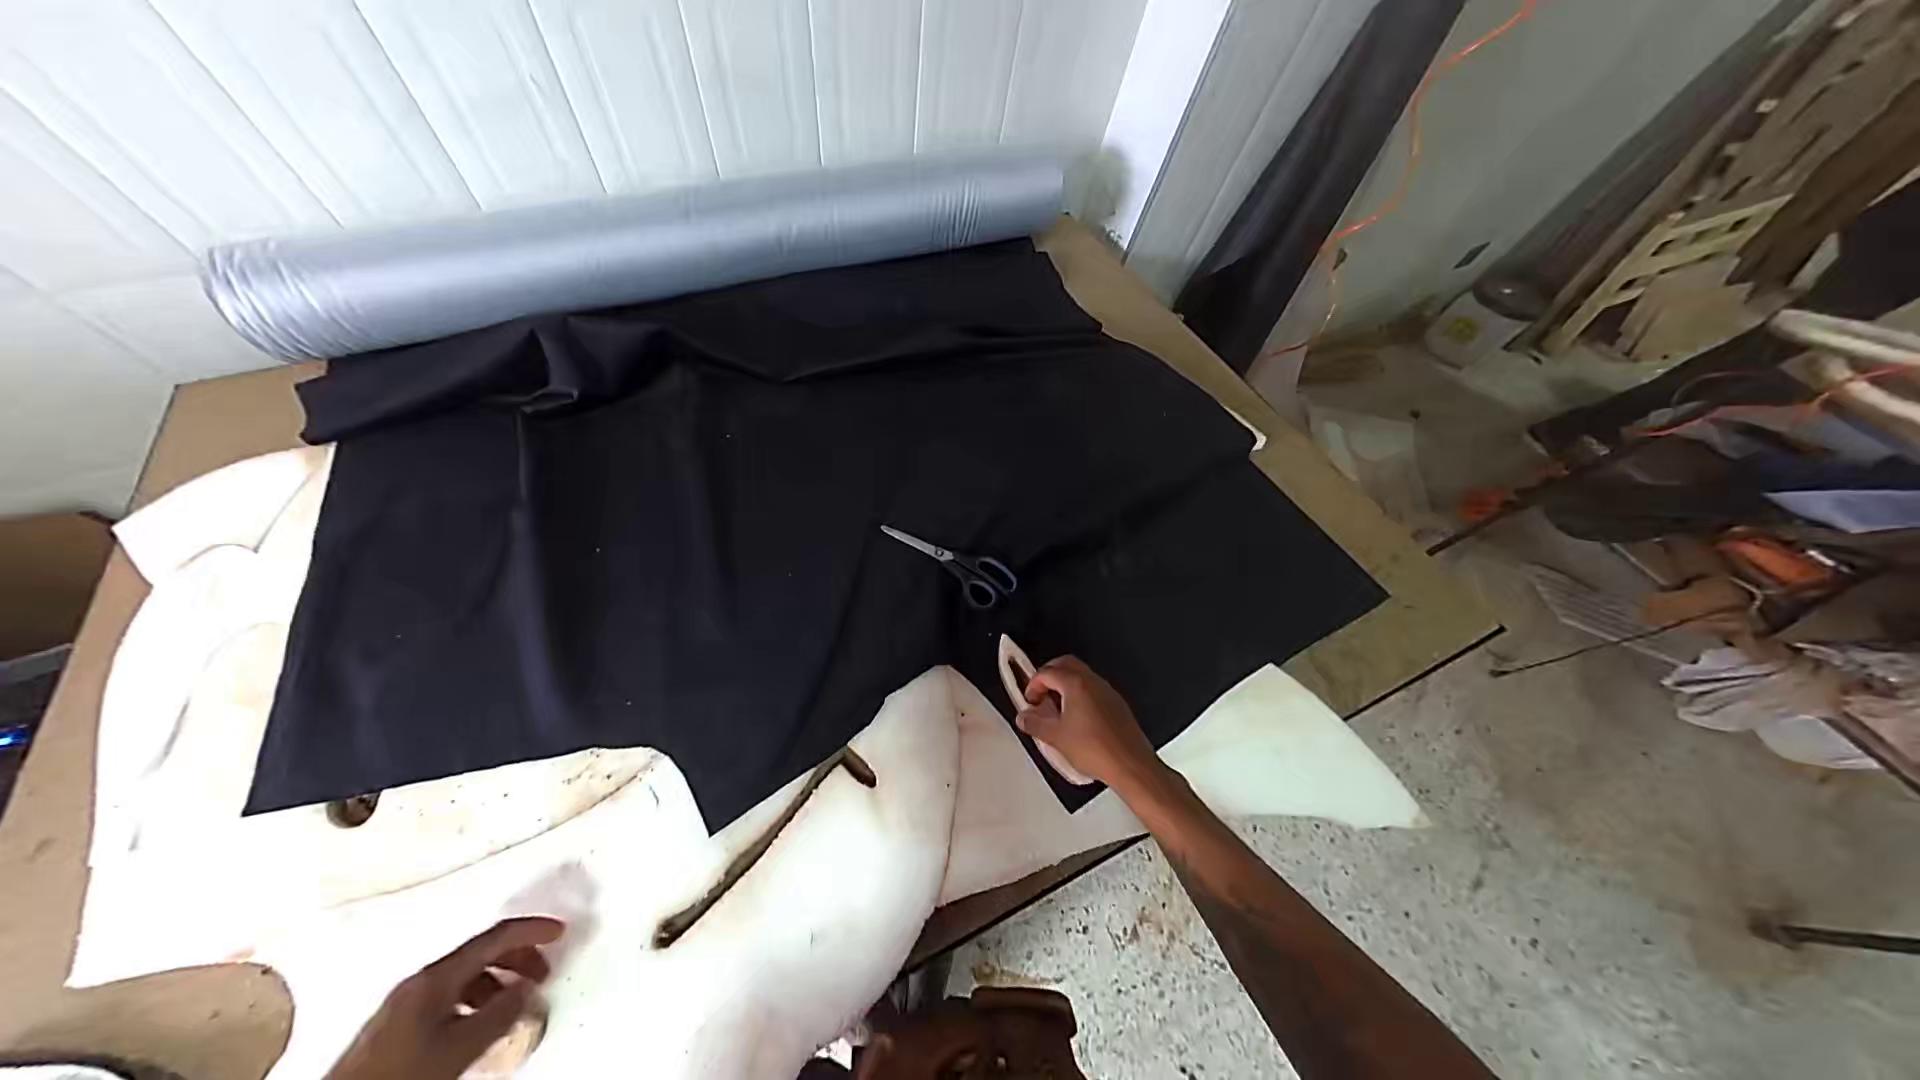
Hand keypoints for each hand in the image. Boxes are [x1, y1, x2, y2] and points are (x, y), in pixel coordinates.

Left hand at [324, 917, 564, 1079]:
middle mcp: (420, 981)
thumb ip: (501, 1012)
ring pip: (466, 974)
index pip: (494, 937)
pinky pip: (451, 994)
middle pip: (481, 952)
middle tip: (544, 969)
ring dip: (499, 979)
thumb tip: (526, 989)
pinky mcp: (398, 1023)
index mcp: (436, 977)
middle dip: (518, 955)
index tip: (559, 931)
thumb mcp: (461, 1046)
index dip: (531, 930)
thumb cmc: (401, 1076)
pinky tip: (483, 1021)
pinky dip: (478, 997)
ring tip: (517, 1001)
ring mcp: (406, 1002)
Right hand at [1013, 656, 1164, 791]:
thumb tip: (1025, 717)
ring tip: (1056, 709)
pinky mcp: (1117, 705)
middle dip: (1049, 676)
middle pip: (1066, 664)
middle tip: (1039, 693)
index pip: (1047, 672)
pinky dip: (1080, 696)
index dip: (1033, 685)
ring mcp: (1108, 692)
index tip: (1029, 700)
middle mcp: (1093, 682)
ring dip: (1065, 685)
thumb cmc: (1098, 750)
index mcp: (1076, 684)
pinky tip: (1076, 720)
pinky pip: (1094, 691)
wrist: (1130, 765)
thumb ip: (1034, 723)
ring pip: (1081, 676)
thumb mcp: (1055, 737)